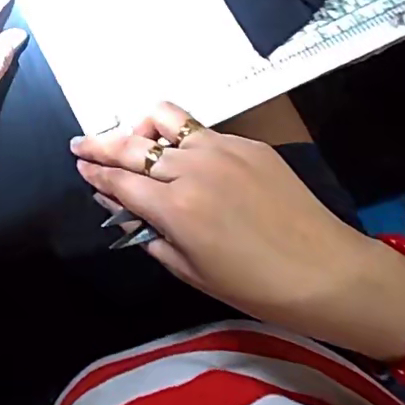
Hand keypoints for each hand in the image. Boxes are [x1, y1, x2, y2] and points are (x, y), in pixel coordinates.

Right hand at [71, 102, 404, 360]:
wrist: (325, 270)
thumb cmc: (254, 285)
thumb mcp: (189, 270)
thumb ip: (148, 232)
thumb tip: (118, 205)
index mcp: (176, 207)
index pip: (120, 180)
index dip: (94, 172)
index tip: (79, 164)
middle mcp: (193, 168)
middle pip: (133, 145)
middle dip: (101, 144)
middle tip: (82, 143)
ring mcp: (222, 148)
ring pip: (166, 119)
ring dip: (141, 127)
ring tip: (134, 139)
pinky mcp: (247, 142)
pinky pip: (201, 130)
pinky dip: (181, 138)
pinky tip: (183, 156)